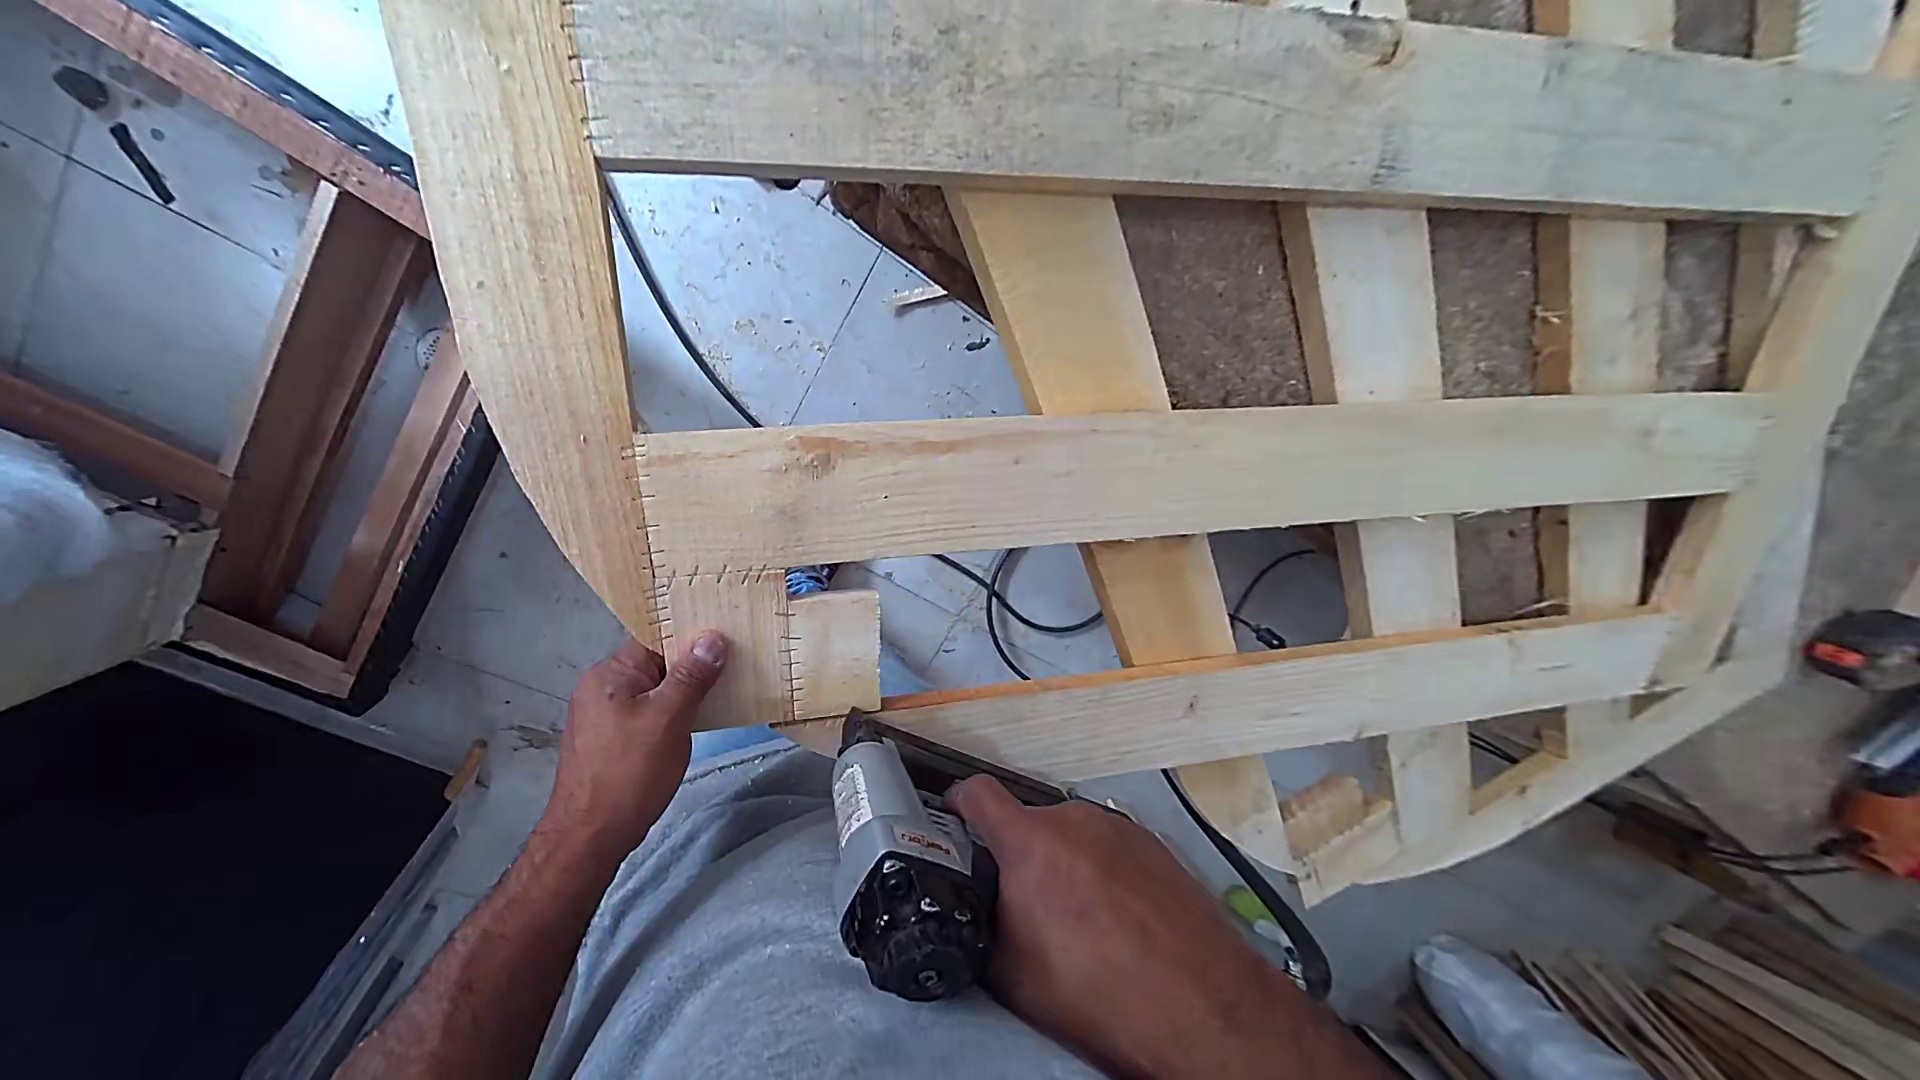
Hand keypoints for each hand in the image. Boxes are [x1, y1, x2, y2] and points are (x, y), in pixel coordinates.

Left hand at [538, 631, 727, 866]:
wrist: (590, 839)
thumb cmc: (629, 772)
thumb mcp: (668, 719)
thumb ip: (691, 676)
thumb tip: (713, 638)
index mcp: (610, 673)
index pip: (656, 637)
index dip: (692, 634)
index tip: (730, 633)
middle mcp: (604, 687)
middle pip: (658, 662)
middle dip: (695, 662)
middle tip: (738, 659)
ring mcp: (607, 714)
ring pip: (658, 688)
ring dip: (689, 689)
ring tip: (728, 685)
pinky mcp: (614, 738)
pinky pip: (652, 710)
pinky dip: (677, 710)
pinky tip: (702, 716)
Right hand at [948, 776, 1382, 1079]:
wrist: (1202, 1002)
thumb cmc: (1101, 992)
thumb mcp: (1015, 974)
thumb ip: (984, 924)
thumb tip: (974, 908)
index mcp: (1030, 844)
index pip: (976, 793)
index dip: (956, 802)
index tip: (952, 819)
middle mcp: (1072, 819)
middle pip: (1026, 821)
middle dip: (1016, 853)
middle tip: (1025, 900)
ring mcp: (1115, 825)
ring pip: (1067, 832)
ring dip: (1060, 859)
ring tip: (1079, 913)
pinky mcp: (1149, 838)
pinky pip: (1105, 841)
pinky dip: (1097, 864)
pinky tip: (1116, 910)